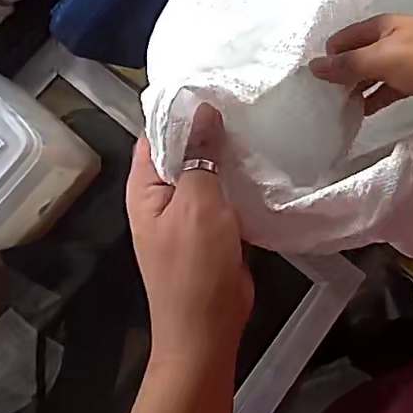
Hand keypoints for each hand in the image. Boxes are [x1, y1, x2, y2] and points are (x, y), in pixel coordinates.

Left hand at [126, 105, 251, 363]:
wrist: (208, 328)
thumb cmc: (194, 267)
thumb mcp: (196, 203)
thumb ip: (199, 154)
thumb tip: (203, 109)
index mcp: (145, 187)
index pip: (156, 133)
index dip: (180, 108)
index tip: (213, 84)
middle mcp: (163, 195)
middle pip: (184, 149)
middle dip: (210, 127)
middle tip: (245, 98)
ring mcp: (190, 212)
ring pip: (209, 171)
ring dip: (229, 154)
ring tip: (260, 122)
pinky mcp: (216, 227)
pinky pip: (227, 193)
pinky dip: (242, 179)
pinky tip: (266, 161)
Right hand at [308, 14, 412, 118]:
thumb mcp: (386, 59)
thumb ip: (350, 64)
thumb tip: (314, 66)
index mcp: (386, 25)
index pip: (346, 37)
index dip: (329, 55)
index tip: (311, 79)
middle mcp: (396, 39)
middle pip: (360, 55)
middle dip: (341, 73)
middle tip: (320, 98)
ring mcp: (411, 60)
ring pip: (375, 73)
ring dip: (358, 88)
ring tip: (337, 109)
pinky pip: (391, 88)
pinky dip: (377, 98)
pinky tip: (364, 114)